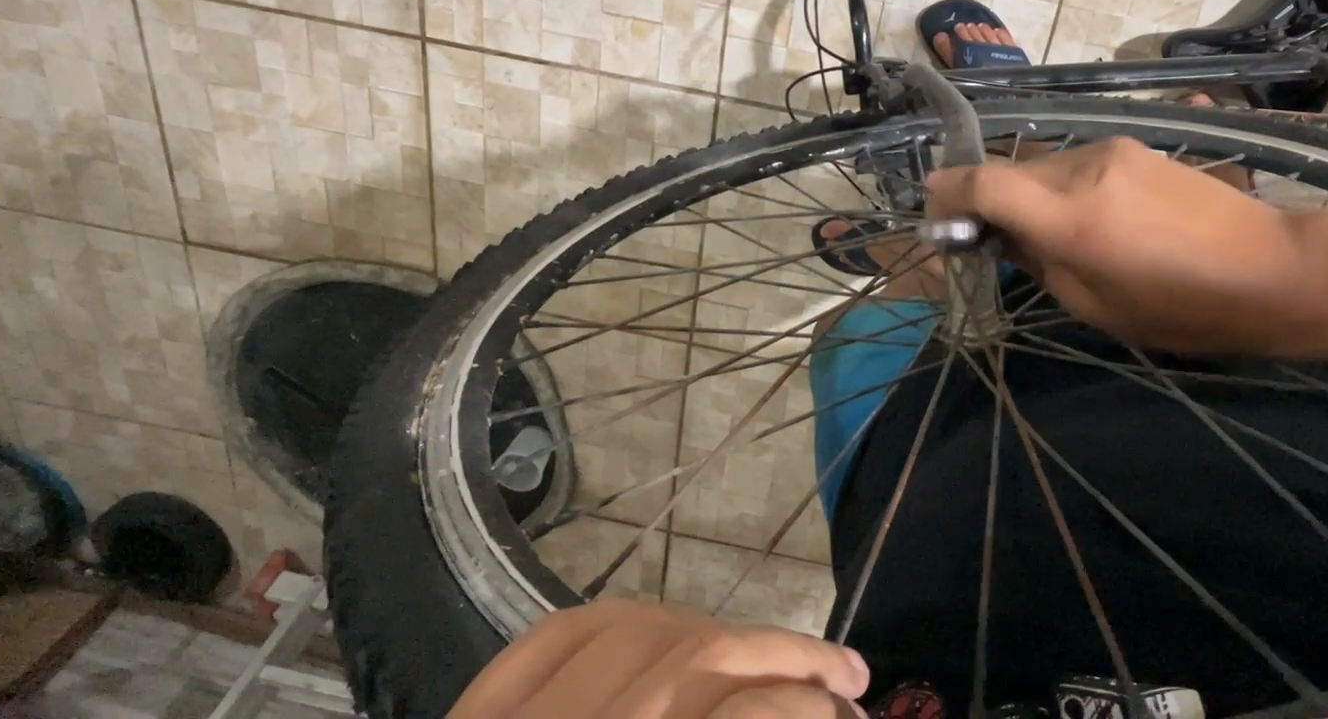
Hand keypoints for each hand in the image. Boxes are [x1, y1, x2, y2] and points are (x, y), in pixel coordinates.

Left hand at [448, 599, 870, 718]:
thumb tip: (795, 713)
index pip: (731, 711)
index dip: (796, 699)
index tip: (843, 711)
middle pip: (698, 657)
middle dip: (788, 654)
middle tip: (849, 674)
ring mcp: (520, 718)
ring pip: (643, 625)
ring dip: (721, 625)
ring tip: (772, 642)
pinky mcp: (478, 712)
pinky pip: (564, 631)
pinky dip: (629, 619)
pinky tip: (672, 625)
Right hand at [926, 136, 1309, 354]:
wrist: (1274, 269)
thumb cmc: (1182, 308)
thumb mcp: (1094, 305)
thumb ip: (1036, 261)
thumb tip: (997, 235)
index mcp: (1070, 217)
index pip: (983, 183)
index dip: (948, 194)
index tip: (934, 214)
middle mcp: (1084, 168)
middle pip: (1010, 174)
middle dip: (990, 202)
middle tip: (990, 240)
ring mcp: (1113, 150)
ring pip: (1044, 167)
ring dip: (1031, 196)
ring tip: (1054, 235)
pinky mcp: (1137, 145)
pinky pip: (1078, 164)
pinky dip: (1064, 188)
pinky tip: (1092, 219)